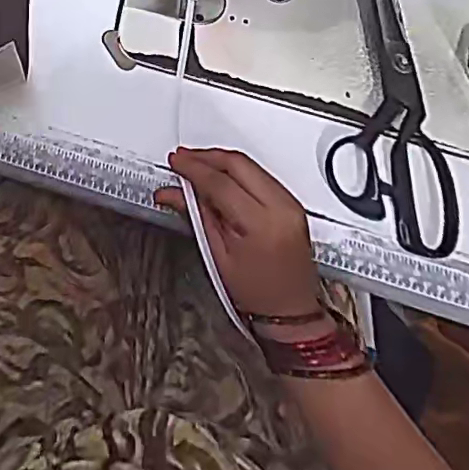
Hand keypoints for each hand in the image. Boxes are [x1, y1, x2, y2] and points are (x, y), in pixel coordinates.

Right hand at [156, 147, 323, 317]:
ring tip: (197, 165)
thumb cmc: (257, 293)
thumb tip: (175, 191)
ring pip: (250, 164)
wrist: (291, 312)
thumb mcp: (217, 254)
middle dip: (206, 157)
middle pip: (238, 164)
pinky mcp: (293, 203)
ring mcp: (291, 204)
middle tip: (183, 158)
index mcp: (261, 225)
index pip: (221, 182)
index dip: (193, 168)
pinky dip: (238, 169)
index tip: (177, 163)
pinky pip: (261, 173)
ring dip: (221, 160)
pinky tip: (221, 173)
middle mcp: (282, 209)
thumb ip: (196, 214)